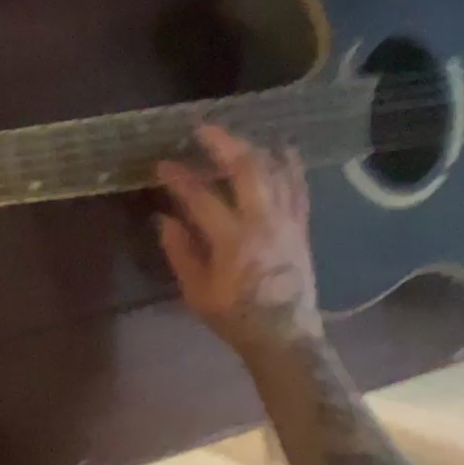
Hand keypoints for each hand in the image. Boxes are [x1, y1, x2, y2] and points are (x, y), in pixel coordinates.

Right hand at [158, 124, 324, 351]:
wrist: (285, 336)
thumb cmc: (234, 317)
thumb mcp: (196, 292)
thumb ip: (179, 252)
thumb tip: (164, 218)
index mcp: (232, 241)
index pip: (201, 197)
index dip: (179, 177)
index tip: (161, 164)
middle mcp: (264, 222)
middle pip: (246, 168)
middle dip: (222, 143)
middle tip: (201, 129)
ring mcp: (288, 221)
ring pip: (275, 169)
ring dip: (252, 147)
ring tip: (233, 137)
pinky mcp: (302, 225)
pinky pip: (298, 185)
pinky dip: (288, 163)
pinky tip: (280, 148)